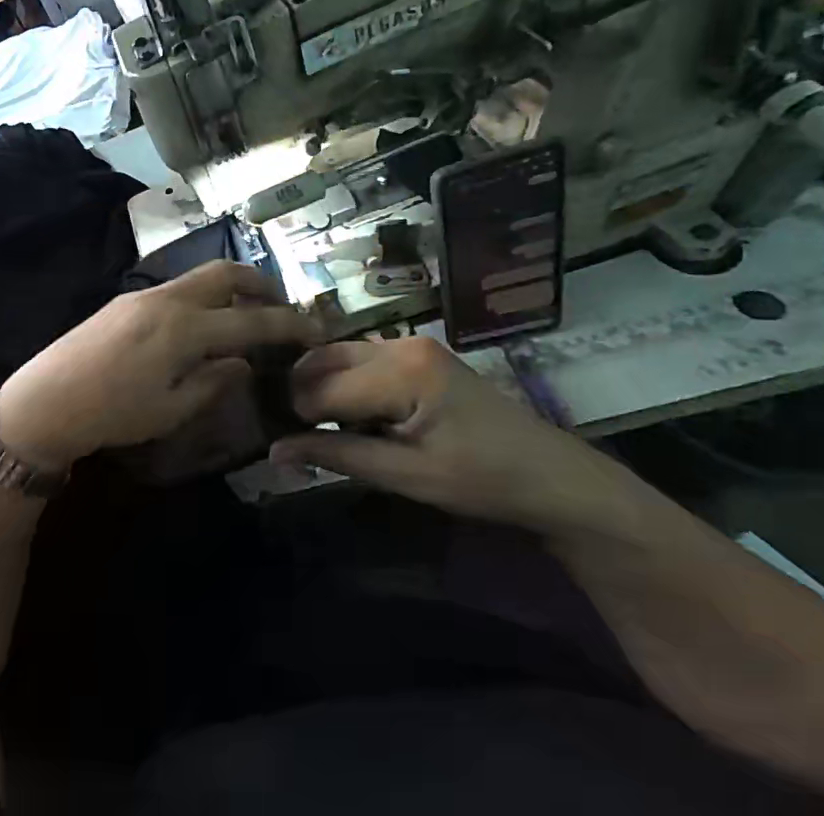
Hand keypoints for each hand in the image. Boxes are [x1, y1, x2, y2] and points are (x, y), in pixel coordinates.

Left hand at [0, 262, 321, 471]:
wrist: (45, 401)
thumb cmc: (112, 414)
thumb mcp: (172, 408)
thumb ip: (215, 381)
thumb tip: (242, 362)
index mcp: (185, 329)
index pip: (251, 321)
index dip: (288, 325)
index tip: (314, 329)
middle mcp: (168, 300)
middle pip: (225, 274)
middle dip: (260, 284)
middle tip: (279, 305)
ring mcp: (143, 296)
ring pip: (199, 278)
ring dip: (229, 289)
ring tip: (243, 316)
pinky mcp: (124, 302)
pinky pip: (176, 289)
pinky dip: (201, 298)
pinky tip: (200, 326)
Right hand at [274, 338, 635, 535]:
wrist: (550, 474)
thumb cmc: (481, 480)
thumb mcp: (404, 475)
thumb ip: (336, 455)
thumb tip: (273, 452)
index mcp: (401, 370)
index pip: (320, 389)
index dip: (294, 418)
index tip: (275, 445)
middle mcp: (401, 343)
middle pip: (324, 361)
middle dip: (301, 397)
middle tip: (288, 436)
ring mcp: (411, 345)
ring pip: (340, 357)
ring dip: (321, 390)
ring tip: (313, 429)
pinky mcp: (419, 355)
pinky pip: (363, 361)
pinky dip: (345, 386)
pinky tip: (347, 417)